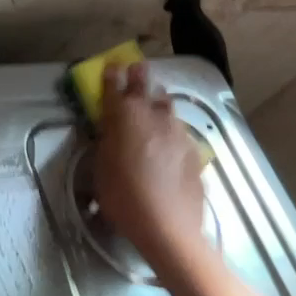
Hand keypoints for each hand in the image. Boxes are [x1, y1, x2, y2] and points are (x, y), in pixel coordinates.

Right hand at [92, 62, 205, 262]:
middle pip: (146, 86)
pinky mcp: (194, 153)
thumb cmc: (123, 196)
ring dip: (159, 100)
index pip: (115, 84)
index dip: (112, 74)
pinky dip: (172, 129)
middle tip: (136, 69)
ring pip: (168, 106)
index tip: (112, 65)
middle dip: (139, 76)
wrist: (169, 230)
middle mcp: (152, 117)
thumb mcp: (100, 166)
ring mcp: (177, 133)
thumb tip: (108, 130)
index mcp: (123, 116)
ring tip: (155, 104)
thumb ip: (105, 140)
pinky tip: (170, 142)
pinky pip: (180, 132)